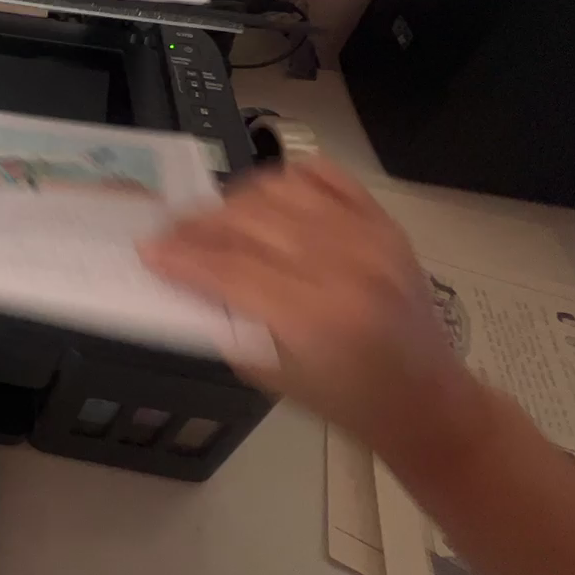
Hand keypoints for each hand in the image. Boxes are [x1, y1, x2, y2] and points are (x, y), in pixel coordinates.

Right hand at [139, 159, 484, 457]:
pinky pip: (322, 174)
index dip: (180, 256)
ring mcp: (369, 237)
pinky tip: (264, 200)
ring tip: (216, 219)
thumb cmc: (342, 398)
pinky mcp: (382, 222)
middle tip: (170, 233)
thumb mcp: (268, 371)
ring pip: (277, 190)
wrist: (427, 400)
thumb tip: (178, 272)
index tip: (147, 250)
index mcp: (316, 317)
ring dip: (234, 200)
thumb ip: (222, 317)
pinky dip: (284, 179)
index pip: (228, 268)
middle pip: (247, 221)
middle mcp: (345, 268)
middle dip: (197, 224)